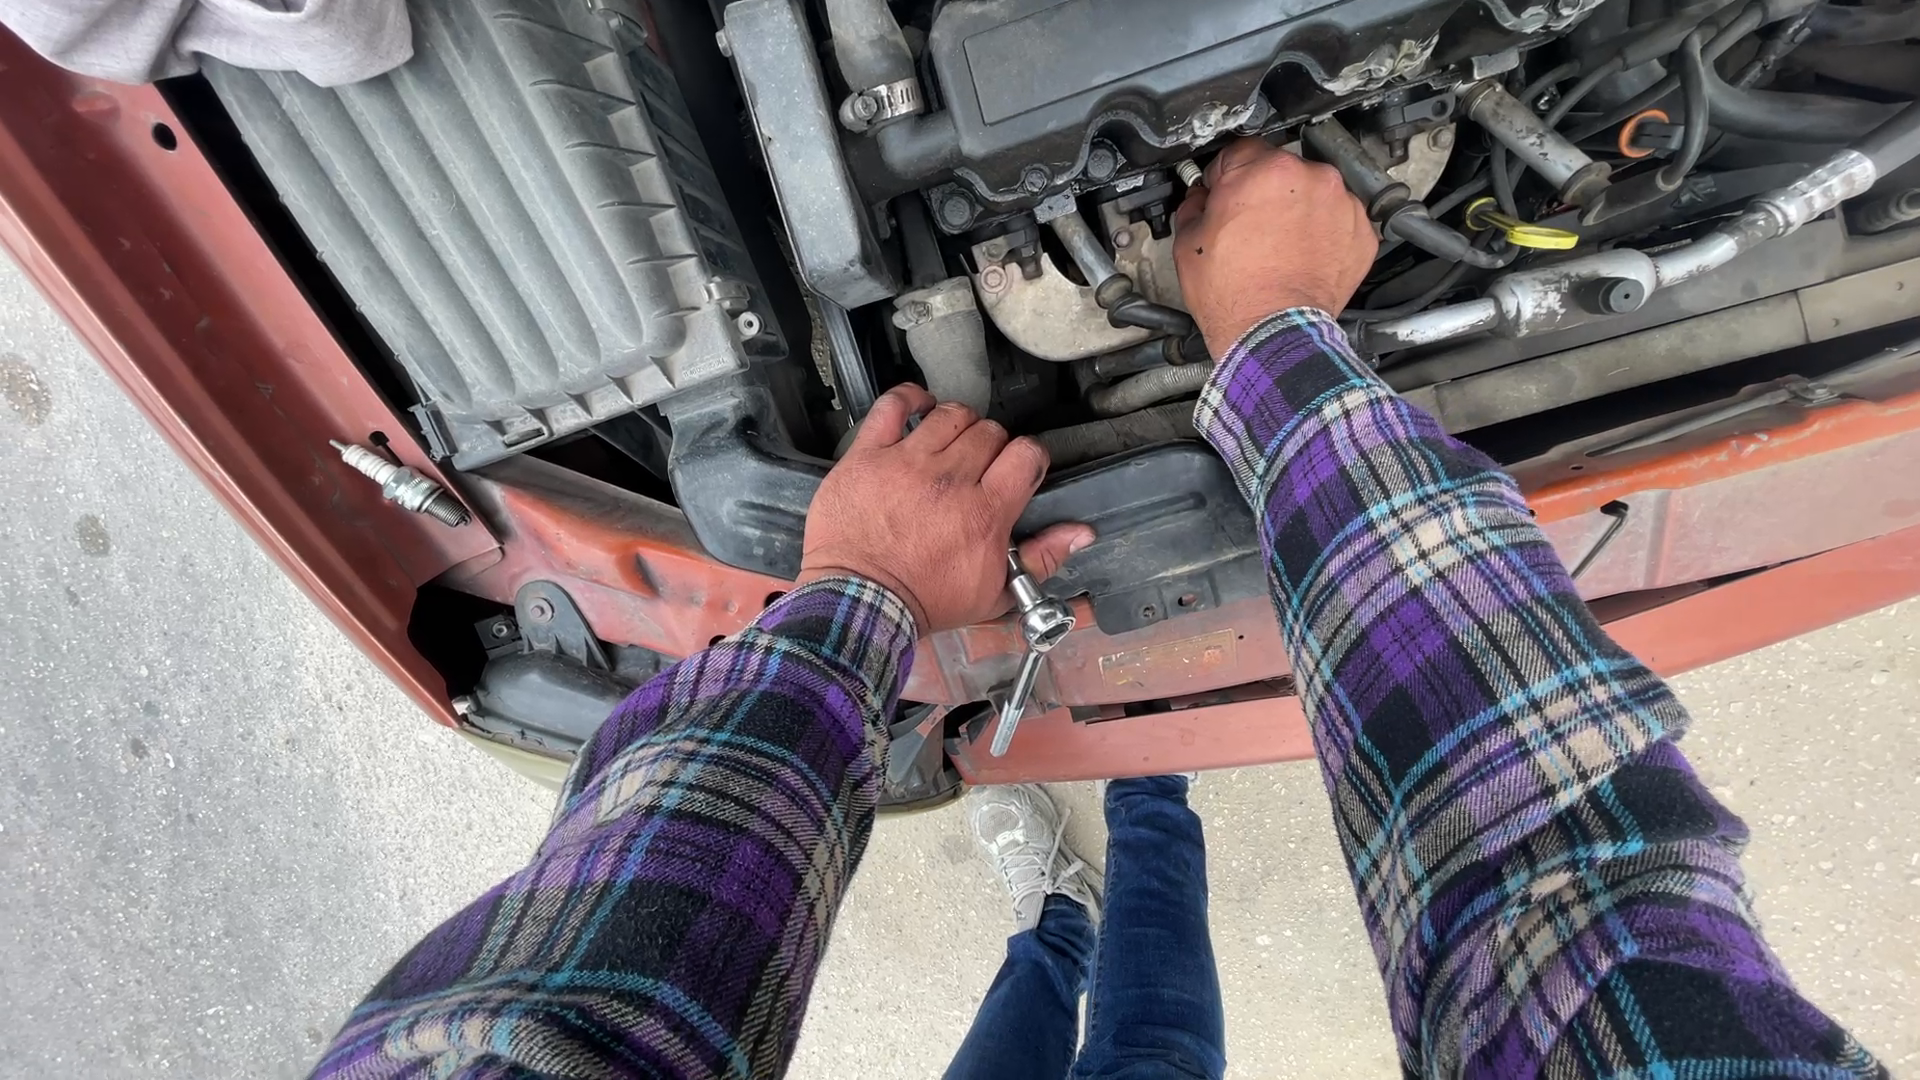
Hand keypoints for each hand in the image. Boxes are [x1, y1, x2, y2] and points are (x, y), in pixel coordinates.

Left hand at [796, 385, 1093, 634]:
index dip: (1028, 457)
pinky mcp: (868, 456)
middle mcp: (950, 479)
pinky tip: (918, 408)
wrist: (860, 604)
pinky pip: (893, 406)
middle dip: (991, 446)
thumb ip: (1042, 558)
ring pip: (950, 414)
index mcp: (985, 511)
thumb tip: (1080, 533)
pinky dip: (909, 399)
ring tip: (950, 445)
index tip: (1018, 469)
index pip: (1027, 454)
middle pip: (989, 431)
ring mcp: (906, 463)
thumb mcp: (995, 593)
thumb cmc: (924, 601)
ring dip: (957, 425)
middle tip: (978, 468)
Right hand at [1173, 138, 1376, 353]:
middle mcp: (1309, 176)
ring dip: (1296, 212)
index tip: (1220, 193)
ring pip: (1311, 194)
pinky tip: (1300, 258)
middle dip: (1262, 194)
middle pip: (1279, 170)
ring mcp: (1341, 202)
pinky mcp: (1361, 231)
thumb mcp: (1188, 247)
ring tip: (1277, 249)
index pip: (1238, 152)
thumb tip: (1199, 200)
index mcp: (1262, 171)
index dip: (1223, 175)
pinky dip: (1322, 235)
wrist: (1271, 333)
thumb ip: (1193, 209)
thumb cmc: (1232, 295)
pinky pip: (1338, 221)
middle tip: (1248, 230)